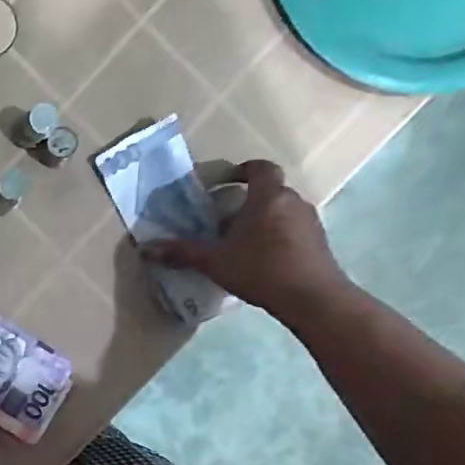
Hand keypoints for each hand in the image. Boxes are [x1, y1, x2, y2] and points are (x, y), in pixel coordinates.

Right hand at [142, 160, 353, 320]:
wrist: (311, 297)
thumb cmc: (260, 269)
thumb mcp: (214, 261)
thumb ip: (181, 252)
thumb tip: (146, 248)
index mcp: (267, 196)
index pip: (259, 168)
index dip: (241, 170)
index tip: (224, 182)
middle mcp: (292, 200)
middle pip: (268, 191)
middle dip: (245, 202)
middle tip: (222, 221)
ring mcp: (309, 220)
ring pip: (280, 211)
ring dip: (260, 220)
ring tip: (239, 243)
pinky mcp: (318, 241)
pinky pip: (292, 229)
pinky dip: (275, 235)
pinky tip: (260, 260)